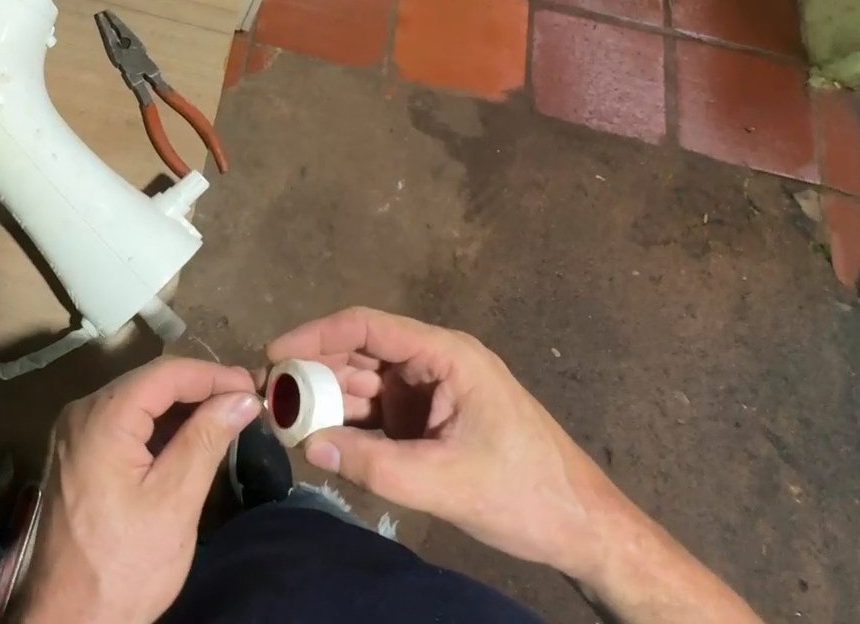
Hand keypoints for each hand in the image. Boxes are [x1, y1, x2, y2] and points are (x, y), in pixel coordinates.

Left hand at [18, 357, 260, 622]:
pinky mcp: (77, 454)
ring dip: (180, 406)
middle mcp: (80, 412)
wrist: (69, 619)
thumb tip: (242, 398)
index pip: (164, 373)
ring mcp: (74, 433)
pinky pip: (122, 423)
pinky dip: (157, 426)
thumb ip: (206, 441)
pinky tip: (189, 438)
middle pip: (147, 382)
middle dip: (198, 387)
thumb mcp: (174, 502)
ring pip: (136, 401)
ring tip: (227, 416)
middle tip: (245, 401)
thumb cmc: (124, 565)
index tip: (253, 386)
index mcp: (101, 417)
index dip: (211, 374)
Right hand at [265, 307, 631, 583]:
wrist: (588, 533)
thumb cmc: (528, 496)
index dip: (315, 335)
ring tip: (286, 418)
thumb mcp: (447, 483)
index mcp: (446, 355)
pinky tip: (321, 437)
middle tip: (271, 395)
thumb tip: (308, 445)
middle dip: (314, 371)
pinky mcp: (428, 419)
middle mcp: (433, 362)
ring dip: (327, 399)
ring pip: (363, 382)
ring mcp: (430, 391)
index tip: (274, 355)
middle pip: (359, 353)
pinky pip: (376, 411)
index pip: (366, 327)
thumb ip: (374, 465)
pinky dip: (348, 423)